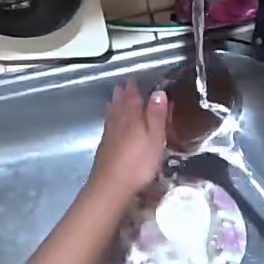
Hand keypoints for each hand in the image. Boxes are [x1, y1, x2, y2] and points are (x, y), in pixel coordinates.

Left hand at [87, 81, 168, 199]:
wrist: (111, 185)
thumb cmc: (139, 162)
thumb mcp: (155, 138)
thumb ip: (156, 115)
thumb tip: (158, 92)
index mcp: (132, 117)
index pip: (133, 97)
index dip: (134, 88)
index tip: (134, 79)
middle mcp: (118, 121)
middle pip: (120, 103)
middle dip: (123, 93)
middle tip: (124, 84)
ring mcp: (109, 134)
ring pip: (112, 113)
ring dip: (115, 103)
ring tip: (115, 96)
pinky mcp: (105, 147)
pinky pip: (108, 124)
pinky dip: (110, 117)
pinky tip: (111, 122)